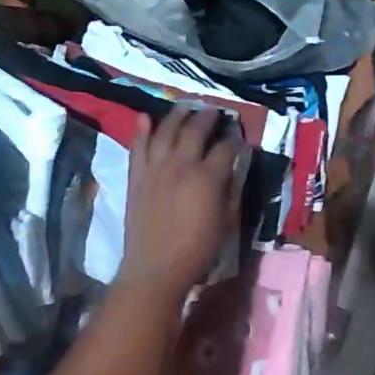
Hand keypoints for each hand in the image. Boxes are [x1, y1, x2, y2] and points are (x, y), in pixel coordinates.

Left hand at [117, 106, 239, 296]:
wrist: (155, 267)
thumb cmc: (197, 250)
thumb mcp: (226, 222)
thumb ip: (229, 191)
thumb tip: (231, 171)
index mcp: (207, 177)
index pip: (225, 148)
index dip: (234, 140)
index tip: (237, 137)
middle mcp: (181, 164)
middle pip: (195, 130)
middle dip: (207, 117)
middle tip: (214, 111)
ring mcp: (155, 168)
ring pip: (166, 131)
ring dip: (177, 115)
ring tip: (185, 107)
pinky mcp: (136, 177)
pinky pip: (138, 147)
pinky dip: (141, 131)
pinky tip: (145, 118)